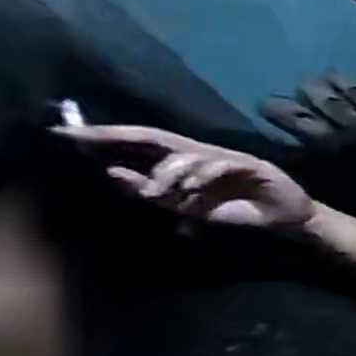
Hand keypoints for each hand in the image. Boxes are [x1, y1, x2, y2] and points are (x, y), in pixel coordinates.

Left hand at [57, 125, 315, 229]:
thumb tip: (112, 172)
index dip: (108, 136)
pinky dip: (201, 176)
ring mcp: (230, 158)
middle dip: (120, 137)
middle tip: (86, 140)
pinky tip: (193, 190)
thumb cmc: (242, 215)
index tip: (67, 132)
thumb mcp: (190, 209)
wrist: (288, 222)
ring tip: (164, 194)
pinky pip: (219, 164)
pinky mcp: (253, 165)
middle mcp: (205, 155)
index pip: (144, 142)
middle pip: (158, 138)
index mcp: (189, 163)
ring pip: (186, 155)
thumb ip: (154, 194)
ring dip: (167, 174)